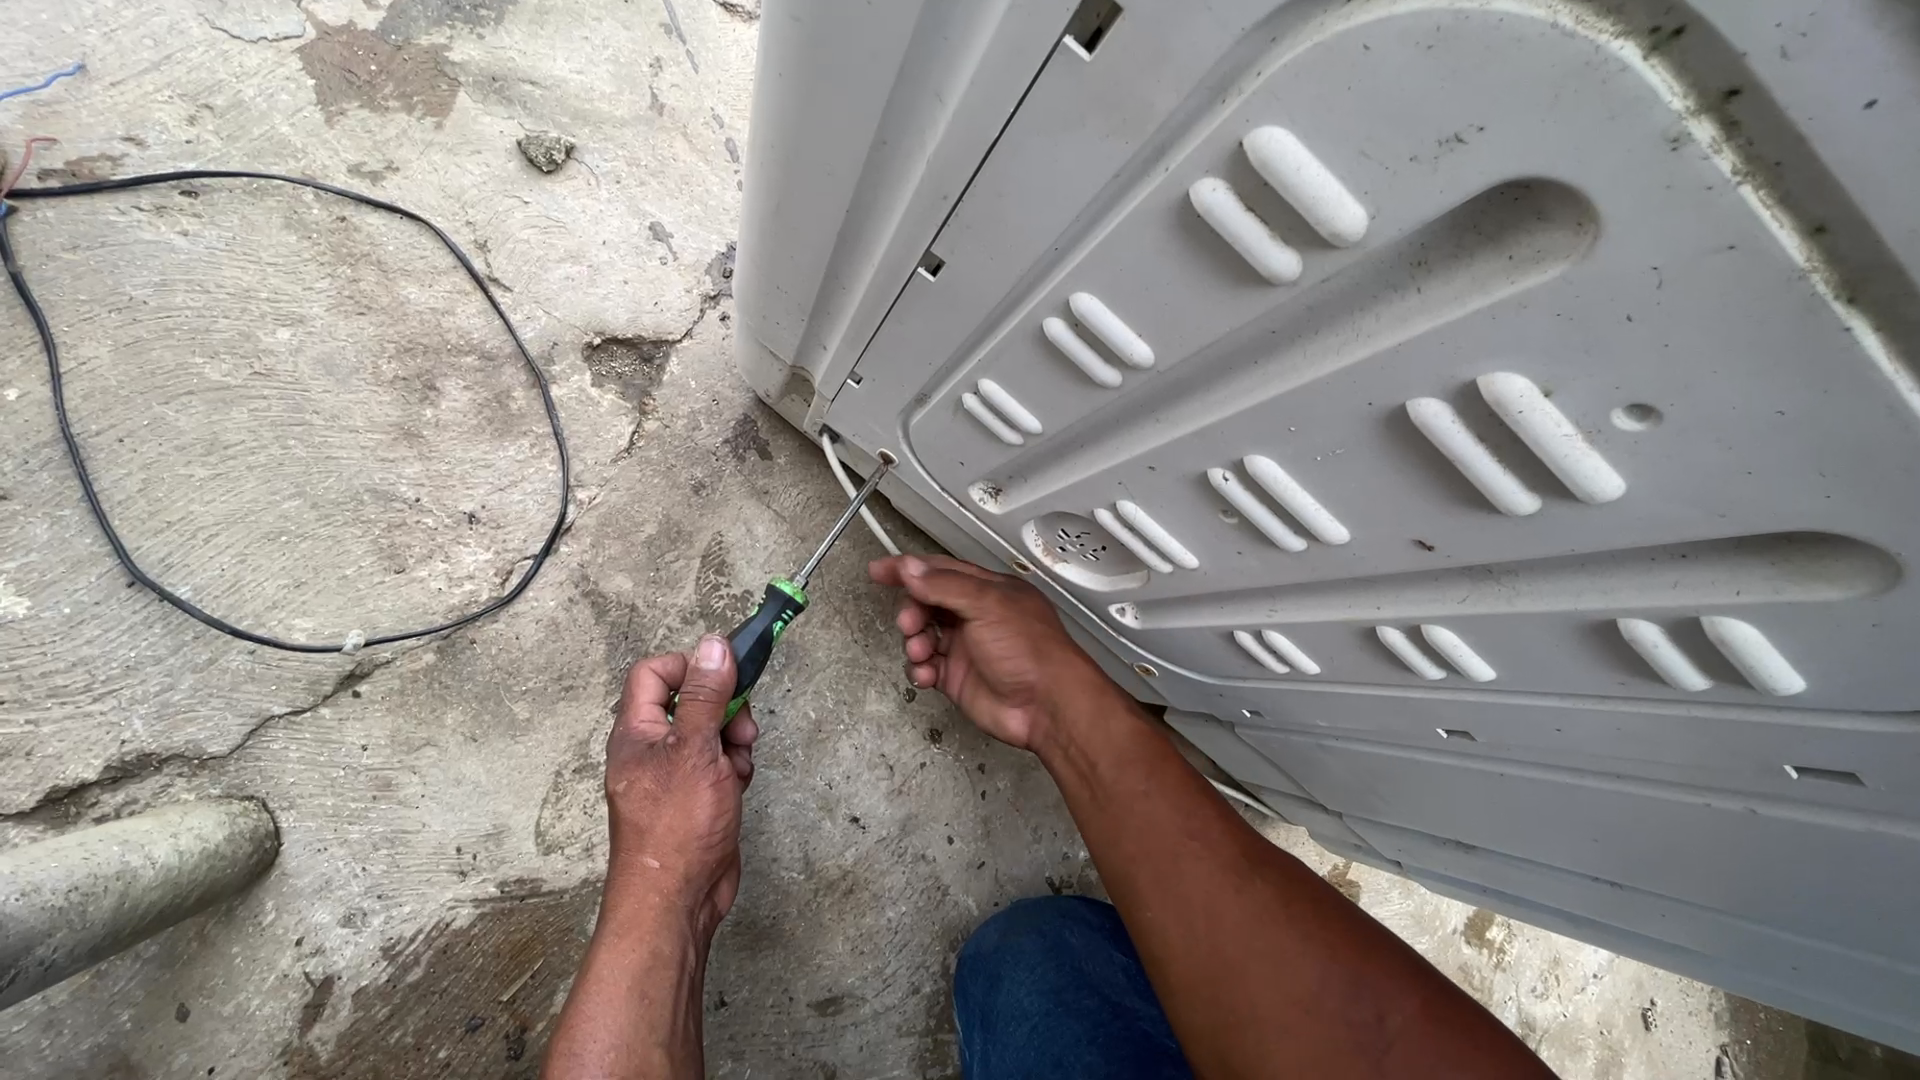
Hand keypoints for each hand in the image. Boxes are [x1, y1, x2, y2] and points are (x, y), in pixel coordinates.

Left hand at [606, 635, 758, 936]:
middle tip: (743, 729)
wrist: (678, 900)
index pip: (655, 673)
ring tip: (740, 764)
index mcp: (638, 731)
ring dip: (734, 740)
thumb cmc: (677, 826)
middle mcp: (652, 748)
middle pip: (691, 699)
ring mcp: (675, 773)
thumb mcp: (695, 750)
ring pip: (711, 731)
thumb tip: (714, 644)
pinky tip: (738, 785)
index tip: (726, 679)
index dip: (690, 667)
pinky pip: (719, 761)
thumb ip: (706, 695)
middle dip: (725, 707)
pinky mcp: (696, 795)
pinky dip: (734, 766)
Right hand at [868, 555, 1113, 750]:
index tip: (879, 570)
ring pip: (923, 636)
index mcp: (988, 590)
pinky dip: (919, 669)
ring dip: (914, 641)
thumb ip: (944, 585)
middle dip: (912, 611)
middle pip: (927, 603)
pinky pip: (926, 667)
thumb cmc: (1033, 651)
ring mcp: (966, 648)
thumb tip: (910, 569)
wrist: (1046, 705)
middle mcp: (976, 616)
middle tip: (910, 622)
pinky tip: (927, 673)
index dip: (908, 569)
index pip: (940, 571)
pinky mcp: (958, 678)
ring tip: (921, 650)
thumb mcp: (987, 605)